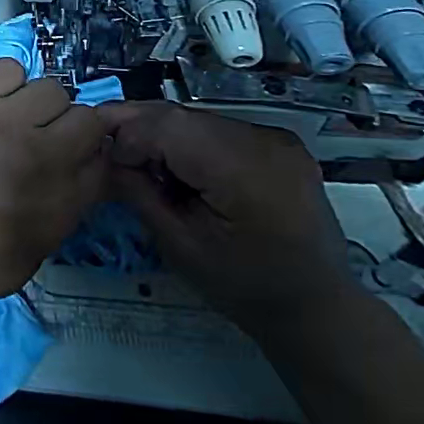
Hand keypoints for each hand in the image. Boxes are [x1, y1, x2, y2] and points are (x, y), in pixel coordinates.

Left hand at [0, 58, 107, 312]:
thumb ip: (64, 211)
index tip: (75, 160)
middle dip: (71, 131)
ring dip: (38, 107)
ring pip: (50, 89)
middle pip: (84, 118)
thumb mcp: (23, 260)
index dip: (92, 158)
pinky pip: (10, 68)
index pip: (103, 158)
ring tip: (12, 122)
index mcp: (53, 203)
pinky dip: (8, 85)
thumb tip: (85, 169)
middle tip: (42, 142)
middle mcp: (34, 154)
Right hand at [100, 102, 351, 329]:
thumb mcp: (180, 248)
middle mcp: (263, 139)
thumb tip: (106, 154)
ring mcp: (275, 136)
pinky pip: (220, 128)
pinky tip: (184, 169)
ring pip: (198, 118)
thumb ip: (140, 193)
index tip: (106, 159)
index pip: (169, 126)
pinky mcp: (279, 140)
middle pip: (183, 116)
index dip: (129, 133)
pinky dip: (192, 141)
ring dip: (165, 134)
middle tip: (111, 150)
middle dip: (141, 128)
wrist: (317, 307)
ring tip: (148, 165)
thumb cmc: (244, 287)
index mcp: (242, 170)